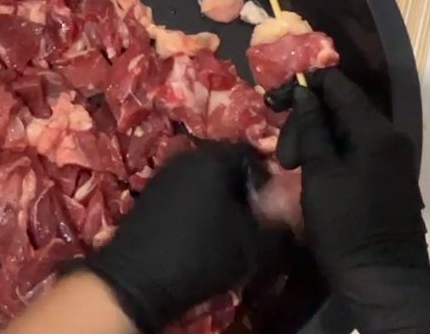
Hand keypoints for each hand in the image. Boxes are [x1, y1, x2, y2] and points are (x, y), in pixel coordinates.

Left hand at [84, 142, 272, 331]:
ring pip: (204, 177)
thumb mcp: (252, 246)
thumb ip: (278, 226)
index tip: (270, 207)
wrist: (139, 277)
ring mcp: (166, 171)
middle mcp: (188, 155)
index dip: (266, 179)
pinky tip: (200, 233)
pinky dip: (197, 205)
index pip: (250, 153)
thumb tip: (290, 214)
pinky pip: (184, 189)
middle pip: (225, 163)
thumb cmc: (202, 252)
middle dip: (242, 189)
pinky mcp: (151, 191)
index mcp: (214, 157)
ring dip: (218, 198)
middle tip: (252, 221)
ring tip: (227, 230)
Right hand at [277, 69, 429, 333]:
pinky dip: (334, 150)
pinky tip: (314, 170)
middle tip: (284, 156)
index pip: (338, 84)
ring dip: (317, 137)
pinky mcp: (391, 175)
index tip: (276, 103)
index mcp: (374, 130)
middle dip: (308, 120)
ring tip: (294, 167)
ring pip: (348, 127)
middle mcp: (390, 135)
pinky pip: (359, 146)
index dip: (305, 84)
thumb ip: (311, 127)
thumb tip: (303, 91)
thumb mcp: (320, 173)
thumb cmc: (346, 227)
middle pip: (342, 106)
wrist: (384, 283)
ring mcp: (393, 156)